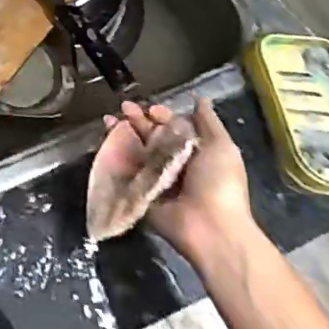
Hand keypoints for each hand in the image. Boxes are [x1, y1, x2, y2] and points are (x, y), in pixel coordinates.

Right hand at [95, 98, 260, 270]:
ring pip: (137, 152)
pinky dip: (115, 159)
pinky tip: (106, 143)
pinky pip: (127, 174)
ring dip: (123, 135)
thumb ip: (209, 122)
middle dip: (138, 120)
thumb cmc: (219, 183)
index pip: (174, 127)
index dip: (162, 115)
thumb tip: (201, 98)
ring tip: (109, 119)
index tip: (151, 108)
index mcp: (195, 153)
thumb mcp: (222, 146)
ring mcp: (157, 181)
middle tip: (124, 107)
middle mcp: (175, 165)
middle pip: (152, 137)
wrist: (212, 230)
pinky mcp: (142, 196)